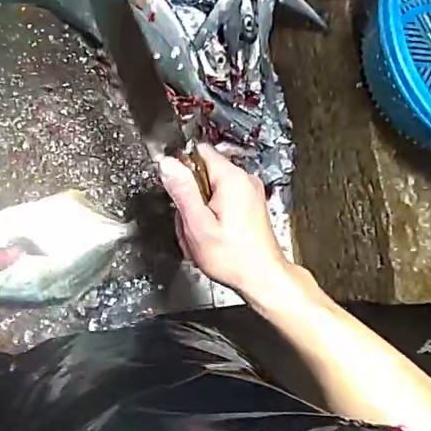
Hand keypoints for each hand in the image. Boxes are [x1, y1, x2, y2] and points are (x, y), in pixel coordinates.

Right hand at [158, 143, 305, 308]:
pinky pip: (220, 202)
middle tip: (191, 223)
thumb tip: (167, 163)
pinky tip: (212, 236)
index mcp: (232, 178)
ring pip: (209, 191)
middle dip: (190, 197)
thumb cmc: (235, 258)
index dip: (181, 169)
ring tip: (202, 234)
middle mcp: (244, 180)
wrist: (262, 278)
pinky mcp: (249, 205)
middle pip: (202, 174)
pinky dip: (212, 218)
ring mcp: (248, 193)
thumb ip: (182, 191)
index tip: (177, 191)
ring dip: (199, 211)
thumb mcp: (199, 225)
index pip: (198, 152)